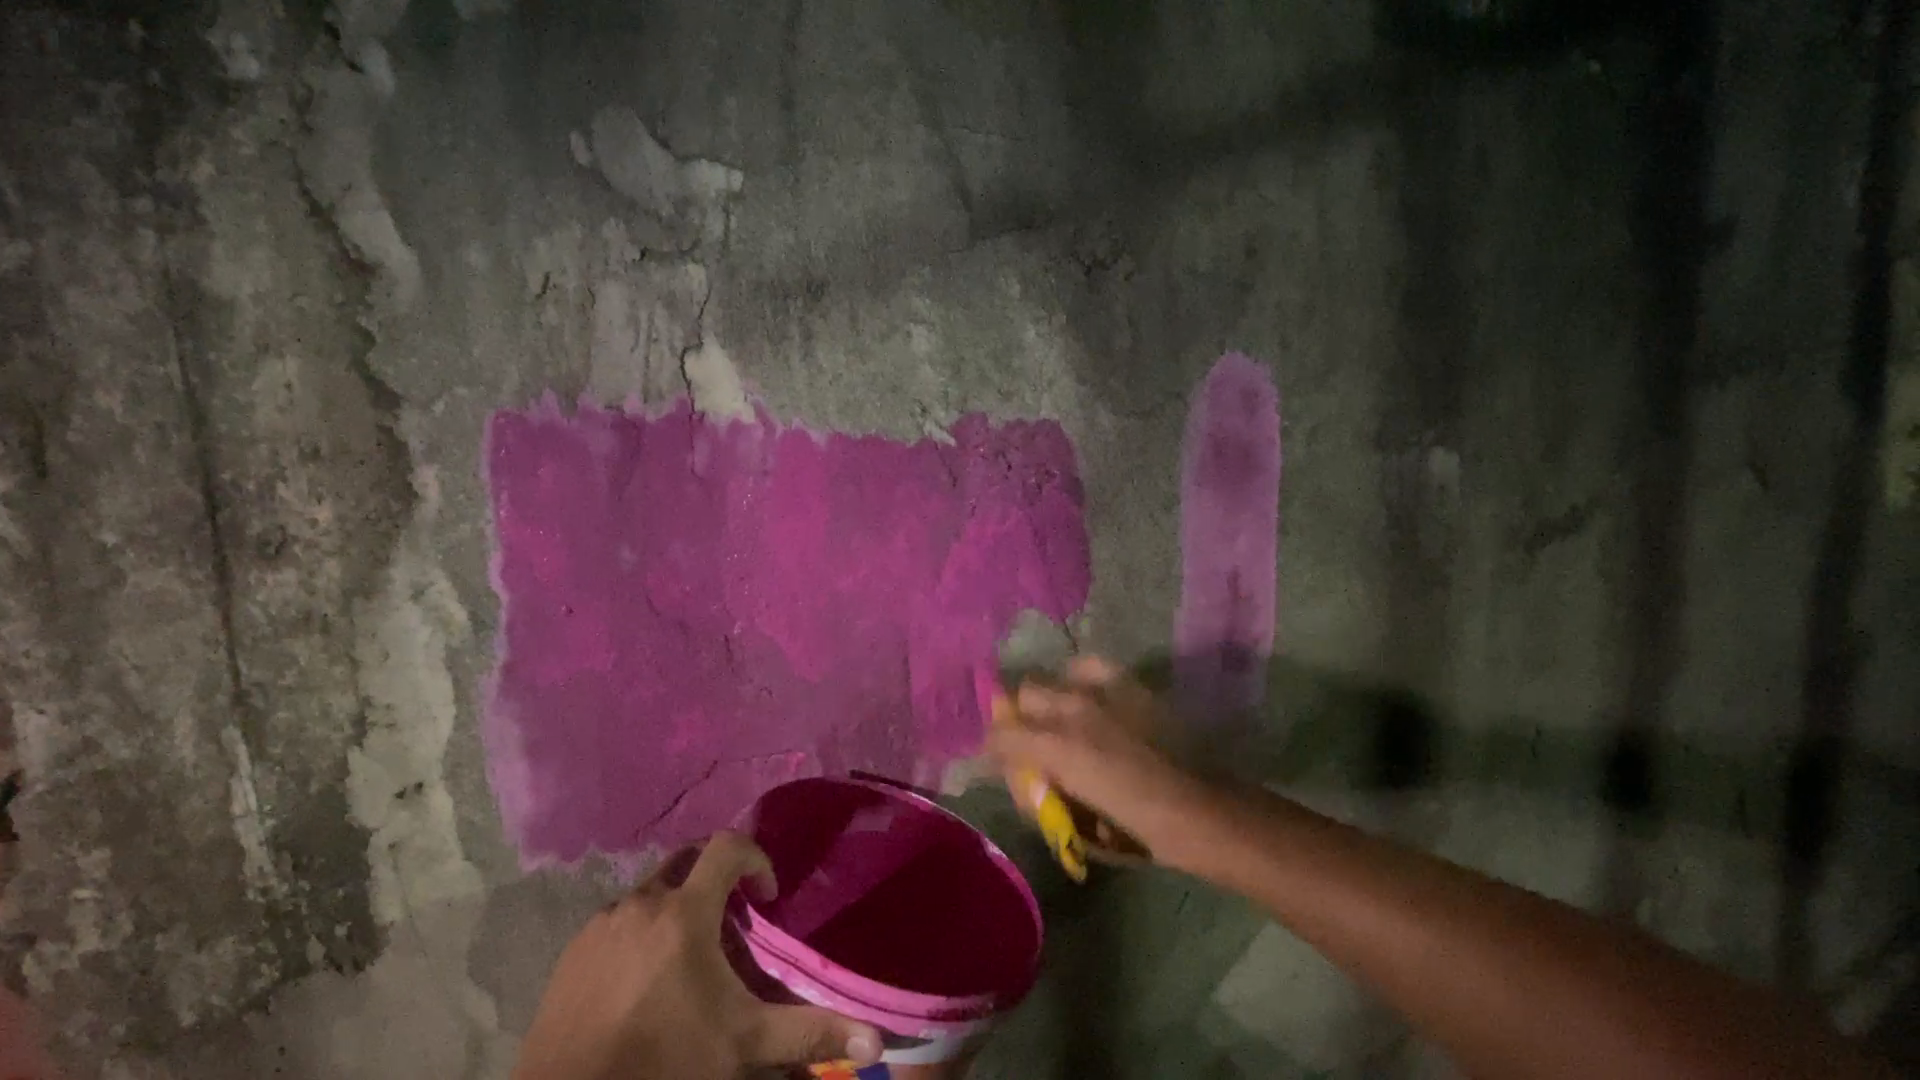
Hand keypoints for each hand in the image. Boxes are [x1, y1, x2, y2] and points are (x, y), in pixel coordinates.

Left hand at [513, 831, 882, 1079]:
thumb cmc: (664, 1059)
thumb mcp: (743, 1044)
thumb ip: (808, 1032)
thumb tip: (875, 1040)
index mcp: (684, 911)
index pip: (726, 847)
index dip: (755, 859)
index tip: (766, 897)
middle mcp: (641, 903)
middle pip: (686, 861)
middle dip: (715, 877)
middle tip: (733, 921)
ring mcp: (601, 925)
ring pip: (650, 893)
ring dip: (677, 907)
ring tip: (690, 958)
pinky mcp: (573, 952)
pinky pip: (618, 921)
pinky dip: (641, 933)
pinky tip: (644, 982)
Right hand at [987, 656, 1223, 872]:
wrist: (1204, 812)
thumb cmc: (1141, 833)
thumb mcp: (1079, 826)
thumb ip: (1045, 798)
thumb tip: (1030, 781)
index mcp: (1059, 749)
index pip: (1000, 736)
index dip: (992, 749)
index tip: (999, 763)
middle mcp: (1074, 710)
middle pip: (1024, 695)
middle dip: (1019, 718)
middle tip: (1030, 743)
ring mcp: (1104, 692)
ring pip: (1055, 677)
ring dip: (1049, 699)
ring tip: (1060, 721)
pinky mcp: (1132, 686)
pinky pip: (1091, 669)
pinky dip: (1082, 681)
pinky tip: (1090, 700)